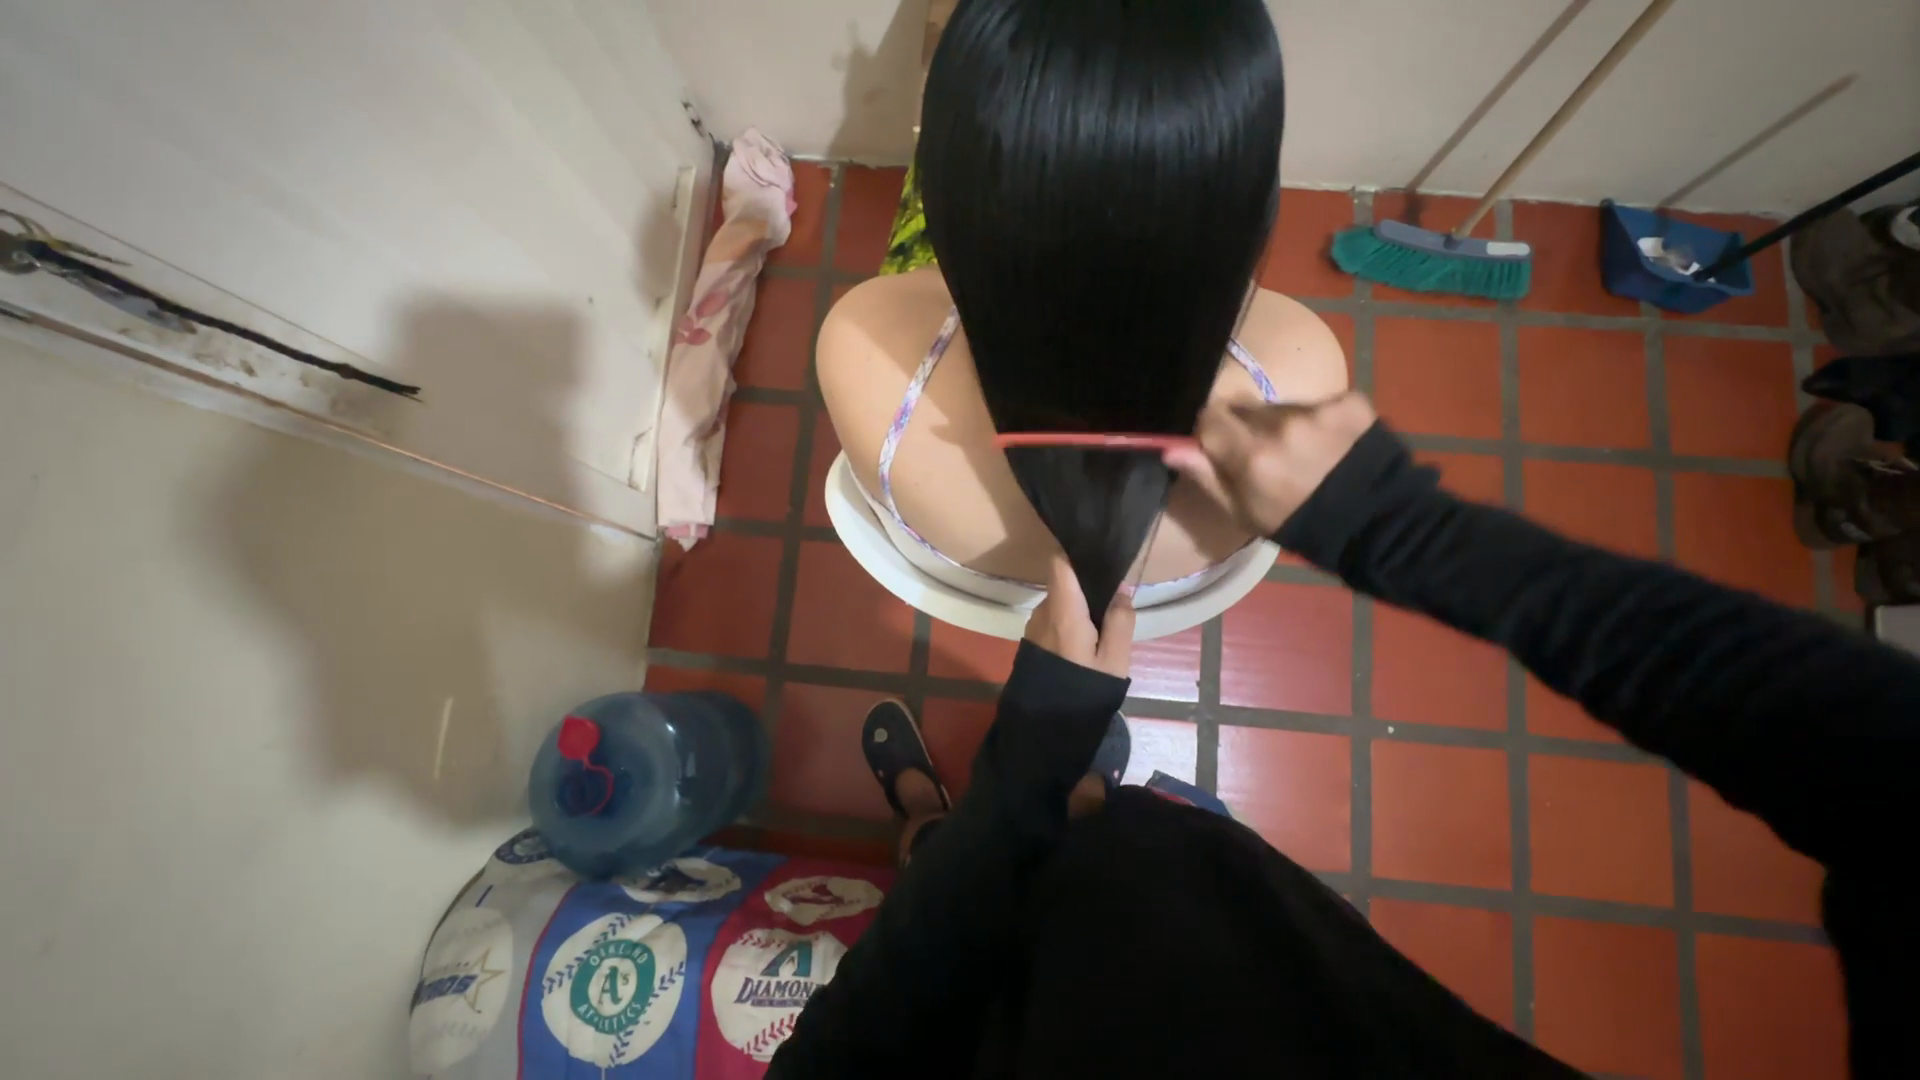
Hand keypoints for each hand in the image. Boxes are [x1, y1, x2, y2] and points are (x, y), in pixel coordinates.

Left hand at [1024, 555, 1134, 678]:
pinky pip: (1052, 622)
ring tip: (1102, 624)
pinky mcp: (1031, 643)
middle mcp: (1042, 612)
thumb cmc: (1084, 688)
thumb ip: (1121, 621)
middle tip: (1113, 598)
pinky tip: (1085, 642)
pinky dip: (1069, 624)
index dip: (1075, 552)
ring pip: (1059, 606)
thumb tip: (1121, 591)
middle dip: (1085, 588)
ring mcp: (1033, 628)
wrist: (1045, 726)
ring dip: (1078, 609)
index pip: (1059, 563)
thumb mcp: (1114, 660)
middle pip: (1063, 586)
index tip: (1096, 552)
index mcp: (1063, 610)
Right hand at [1163, 392, 1377, 535]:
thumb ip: (1207, 477)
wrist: (1379, 525)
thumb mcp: (1245, 513)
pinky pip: (1317, 403)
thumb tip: (1171, 449)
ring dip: (1282, 424)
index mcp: (1252, 455)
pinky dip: (1319, 421)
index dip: (1211, 429)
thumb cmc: (1301, 525)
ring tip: (1305, 454)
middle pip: (1244, 408)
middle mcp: (1281, 424)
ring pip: (1281, 406)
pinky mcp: (1349, 401)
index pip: (1209, 416)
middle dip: (1246, 427)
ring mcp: (1318, 410)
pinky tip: (1332, 446)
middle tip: (1265, 456)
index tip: (1220, 446)